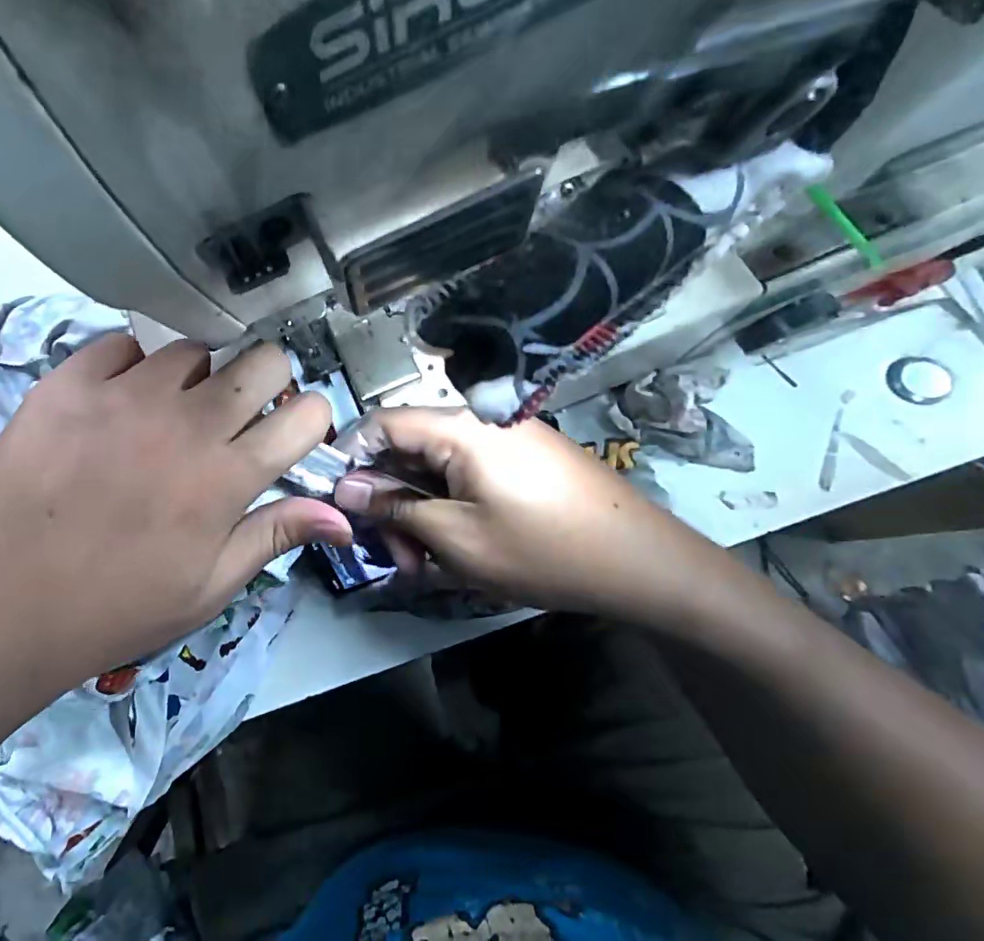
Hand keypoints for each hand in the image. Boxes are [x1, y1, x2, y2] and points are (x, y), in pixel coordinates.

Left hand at [0, 336, 351, 739]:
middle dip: (269, 381)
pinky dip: (135, 365)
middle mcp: (186, 422)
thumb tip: (344, 516)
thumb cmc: (113, 609)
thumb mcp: (207, 588)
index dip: (311, 418)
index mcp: (227, 476)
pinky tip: (122, 398)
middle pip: (262, 359)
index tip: (292, 433)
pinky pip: (124, 344)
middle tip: (241, 413)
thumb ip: (275, 536)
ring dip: (201, 374)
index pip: (306, 413)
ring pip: (195, 346)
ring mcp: (124, 395)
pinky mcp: (68, 382)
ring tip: (175, 408)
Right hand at [332, 407, 706, 617]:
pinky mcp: (525, 456)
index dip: (353, 461)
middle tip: (399, 558)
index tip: (344, 507)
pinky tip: (461, 546)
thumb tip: (346, 486)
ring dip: (423, 511)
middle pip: (409, 447)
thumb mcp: (455, 537)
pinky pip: (469, 472)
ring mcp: (506, 437)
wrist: (639, 562)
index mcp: (460, 425)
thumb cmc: (541, 550)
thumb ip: (395, 506)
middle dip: (393, 501)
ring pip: (438, 465)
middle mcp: (480, 418)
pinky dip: (453, 506)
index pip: (382, 422)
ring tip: (431, 564)